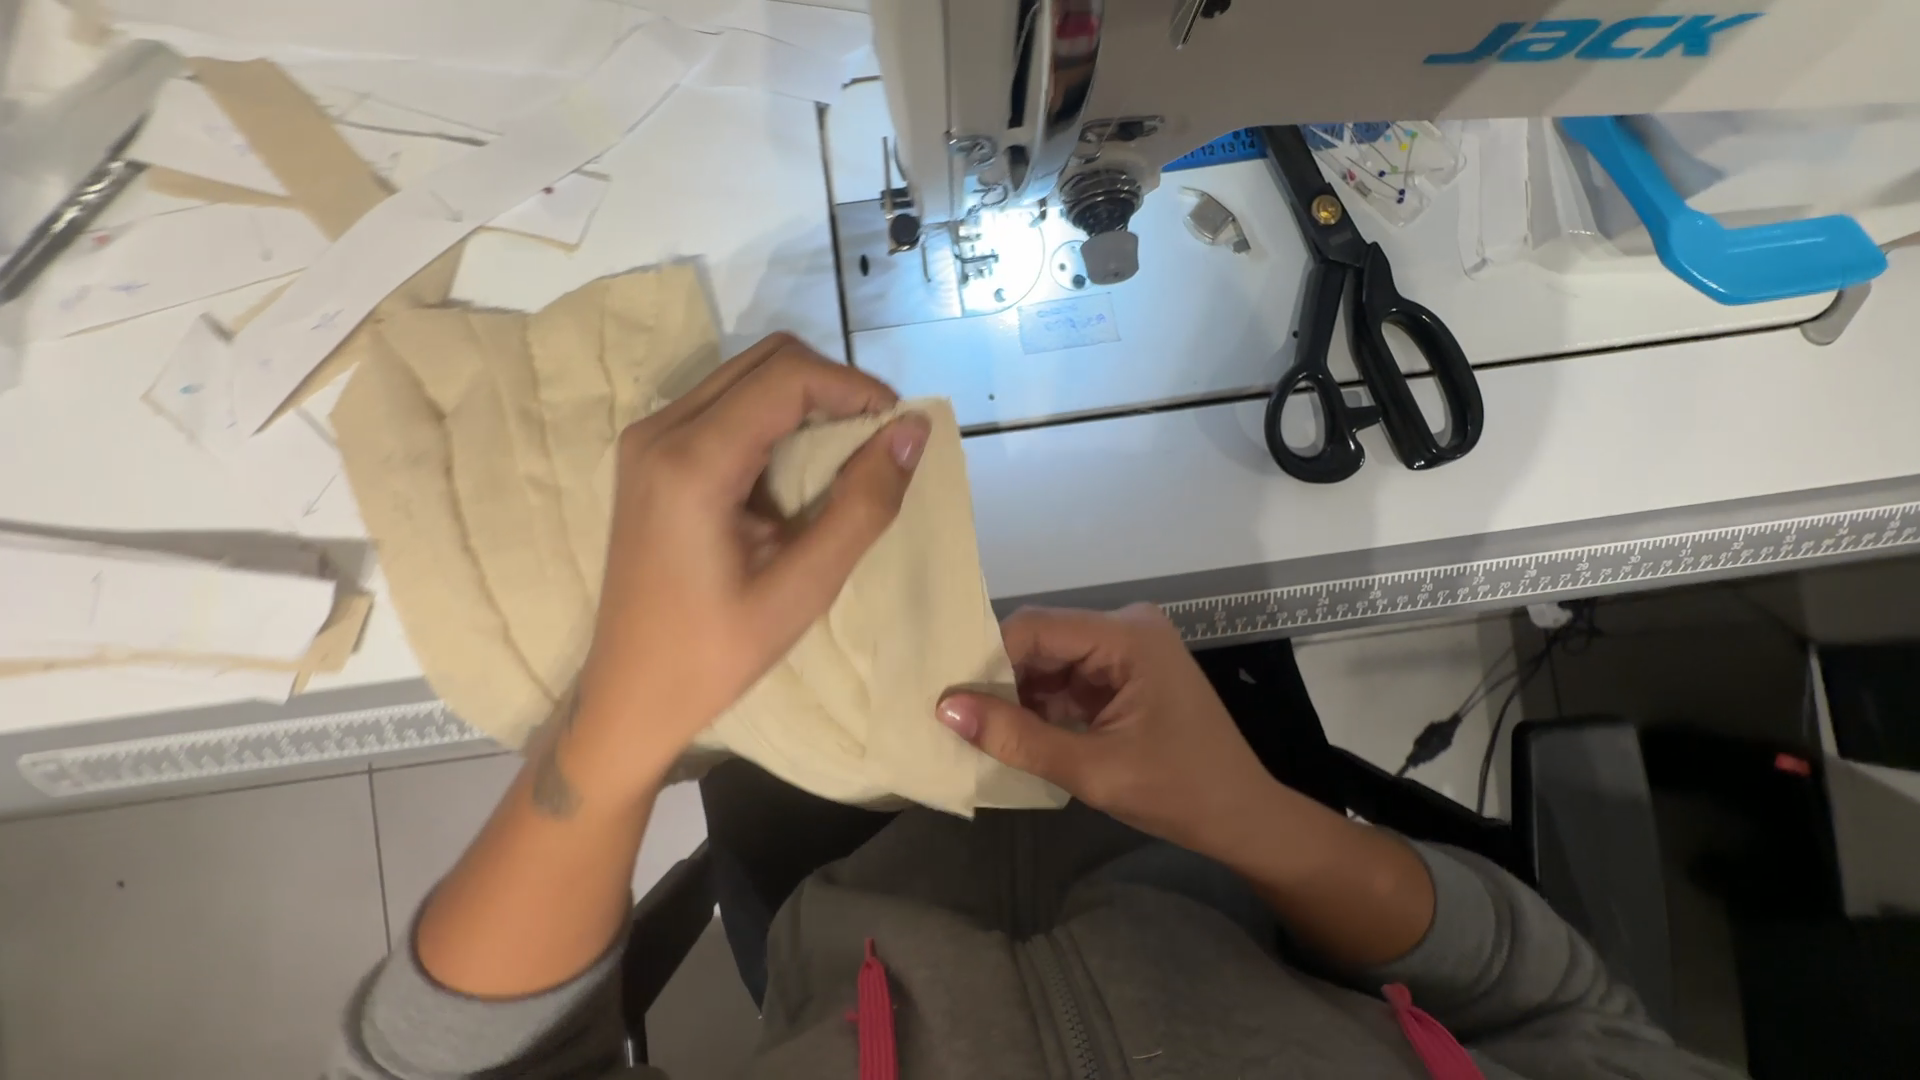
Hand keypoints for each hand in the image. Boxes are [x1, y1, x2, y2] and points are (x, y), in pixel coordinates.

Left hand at [560, 334, 928, 805]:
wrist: (630, 693)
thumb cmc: (714, 655)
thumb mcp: (803, 590)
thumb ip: (862, 506)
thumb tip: (911, 432)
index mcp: (691, 463)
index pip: (787, 377)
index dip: (855, 388)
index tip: (899, 428)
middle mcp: (660, 430)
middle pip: (766, 360)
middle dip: (835, 387)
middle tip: (878, 441)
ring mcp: (649, 439)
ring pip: (747, 376)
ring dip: (807, 401)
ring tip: (847, 459)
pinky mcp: (652, 455)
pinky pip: (727, 405)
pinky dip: (777, 419)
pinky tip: (799, 473)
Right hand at [937, 604, 1278, 856]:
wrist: (1243, 819)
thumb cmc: (1179, 792)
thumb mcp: (1092, 770)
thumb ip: (1018, 737)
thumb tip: (946, 708)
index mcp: (1128, 635)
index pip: (1035, 628)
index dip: (988, 660)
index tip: (949, 699)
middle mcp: (1126, 626)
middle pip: (1041, 639)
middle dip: (1000, 678)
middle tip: (956, 716)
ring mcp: (1126, 649)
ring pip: (1050, 659)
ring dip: (1018, 693)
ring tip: (978, 727)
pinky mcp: (1123, 672)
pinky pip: (1068, 676)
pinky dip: (1041, 703)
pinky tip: (1013, 730)